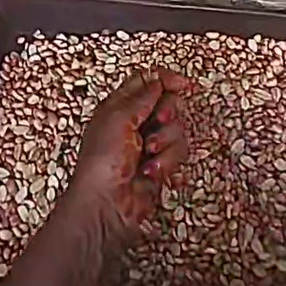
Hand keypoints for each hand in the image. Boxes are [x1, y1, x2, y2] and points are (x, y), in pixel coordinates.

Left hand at [65, 70, 188, 245]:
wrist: (106, 205)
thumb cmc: (103, 162)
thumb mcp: (118, 119)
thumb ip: (142, 96)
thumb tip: (158, 81)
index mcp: (120, 106)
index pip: (147, 81)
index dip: (165, 79)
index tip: (182, 84)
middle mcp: (136, 122)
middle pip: (168, 102)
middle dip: (168, 112)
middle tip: (159, 121)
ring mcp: (149, 144)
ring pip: (177, 128)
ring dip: (166, 142)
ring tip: (149, 155)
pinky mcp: (161, 164)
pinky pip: (178, 152)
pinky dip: (167, 162)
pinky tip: (152, 172)